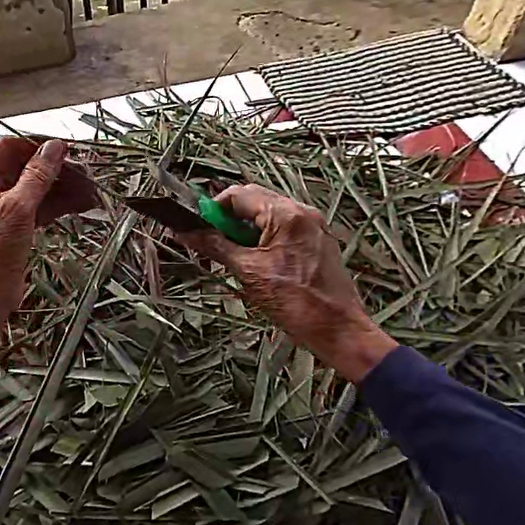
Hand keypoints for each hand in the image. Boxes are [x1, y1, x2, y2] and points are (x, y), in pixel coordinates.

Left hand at [0, 137, 98, 412]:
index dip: (38, 145)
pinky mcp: (12, 228)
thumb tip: (55, 147)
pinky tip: (82, 204)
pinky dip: (58, 205)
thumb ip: (37, 175)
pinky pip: (38, 208)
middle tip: (87, 173)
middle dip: (57, 170)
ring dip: (63, 188)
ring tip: (92, 190)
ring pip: (35, 189)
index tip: (68, 148)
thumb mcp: (17, 209)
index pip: (8, 147)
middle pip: (25, 168)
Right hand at [175, 184, 398, 380]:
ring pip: (267, 216)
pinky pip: (283, 229)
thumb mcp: (247, 272)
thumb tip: (187, 232)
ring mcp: (313, 226)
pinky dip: (264, 239)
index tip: (199, 229)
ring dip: (245, 231)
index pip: (238, 194)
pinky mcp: (317, 241)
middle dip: (228, 220)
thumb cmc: (295, 302)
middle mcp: (302, 212)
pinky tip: (256, 264)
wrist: (338, 329)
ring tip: (234, 258)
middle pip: (254, 201)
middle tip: (213, 244)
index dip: (213, 210)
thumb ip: (215, 246)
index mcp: (285, 214)